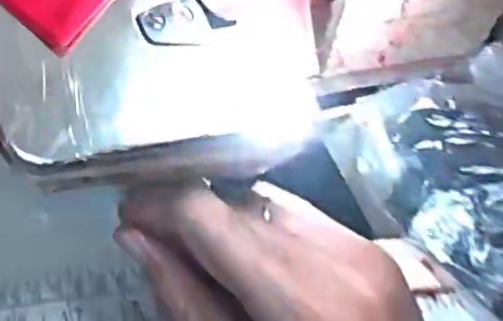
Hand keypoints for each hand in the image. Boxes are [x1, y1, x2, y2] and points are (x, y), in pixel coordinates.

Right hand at [117, 183, 420, 320]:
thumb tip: (133, 236)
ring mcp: (366, 250)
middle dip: (188, 216)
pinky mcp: (375, 252)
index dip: (156, 206)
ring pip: (263, 202)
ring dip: (224, 221)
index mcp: (307, 301)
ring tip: (202, 256)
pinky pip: (297, 217)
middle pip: (232, 202)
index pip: (206, 211)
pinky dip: (263, 231)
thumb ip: (185, 301)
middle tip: (155, 240)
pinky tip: (250, 263)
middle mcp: (340, 257)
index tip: (127, 216)